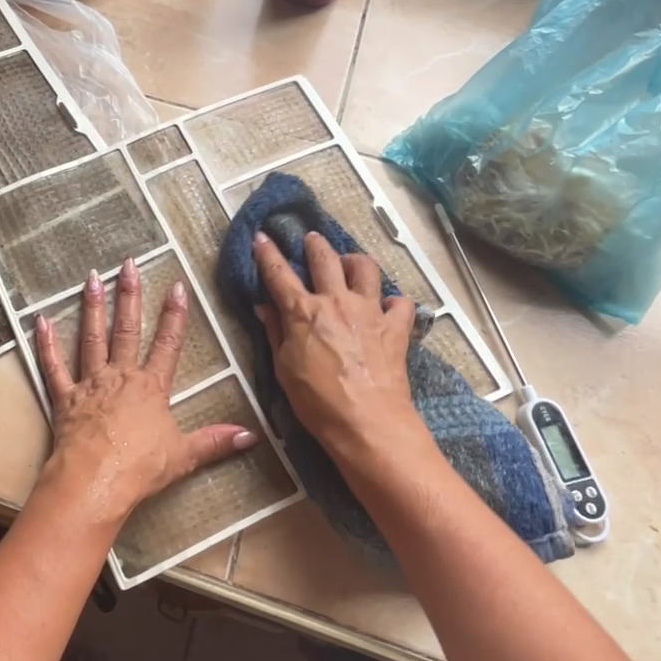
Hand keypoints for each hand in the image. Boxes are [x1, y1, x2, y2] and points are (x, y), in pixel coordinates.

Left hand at [32, 257, 258, 529]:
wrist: (95, 481)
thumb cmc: (140, 468)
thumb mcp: (184, 455)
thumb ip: (215, 442)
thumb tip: (250, 436)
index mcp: (150, 388)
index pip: (168, 344)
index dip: (174, 315)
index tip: (177, 286)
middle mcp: (120, 377)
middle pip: (126, 330)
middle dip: (129, 295)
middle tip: (128, 264)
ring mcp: (90, 385)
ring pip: (91, 338)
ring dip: (92, 307)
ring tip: (92, 278)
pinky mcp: (64, 398)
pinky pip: (53, 367)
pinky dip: (46, 344)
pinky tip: (41, 321)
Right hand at [251, 230, 431, 464]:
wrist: (368, 423)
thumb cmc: (317, 402)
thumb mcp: (283, 368)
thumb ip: (275, 332)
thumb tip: (264, 307)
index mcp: (303, 312)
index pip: (279, 273)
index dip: (267, 253)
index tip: (261, 237)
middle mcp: (336, 302)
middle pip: (325, 258)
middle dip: (315, 244)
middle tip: (311, 239)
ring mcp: (369, 311)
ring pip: (365, 268)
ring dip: (354, 260)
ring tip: (349, 264)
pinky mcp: (395, 327)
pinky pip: (399, 302)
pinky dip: (392, 301)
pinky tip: (385, 307)